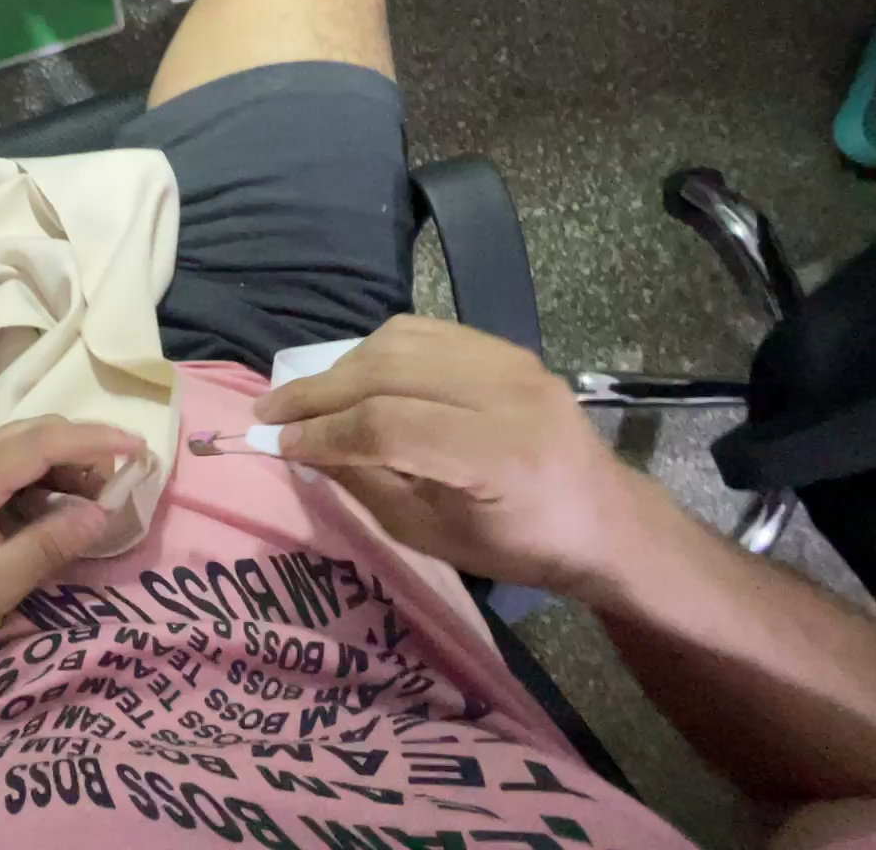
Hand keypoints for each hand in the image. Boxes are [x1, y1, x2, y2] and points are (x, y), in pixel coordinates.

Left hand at [0, 417, 141, 635]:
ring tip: (97, 497)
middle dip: (88, 448)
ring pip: (28, 438)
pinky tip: (59, 500)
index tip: (139, 447)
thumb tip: (102, 513)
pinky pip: (14, 453)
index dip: (95, 439)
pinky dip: (46, 467)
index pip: (45, 441)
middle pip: (40, 430)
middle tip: (122, 483)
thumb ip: (48, 546)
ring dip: (68, 457)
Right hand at [254, 316, 671, 597]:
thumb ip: (361, 481)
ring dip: (338, 368)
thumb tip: (297, 444)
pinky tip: (351, 375)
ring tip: (307, 396)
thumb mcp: (430, 533)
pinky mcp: (503, 348)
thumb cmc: (516, 543)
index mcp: (501, 457)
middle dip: (315, 393)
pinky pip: (417, 331)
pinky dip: (371, 350)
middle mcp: (509, 395)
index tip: (278, 442)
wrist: (605, 520)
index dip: (322, 432)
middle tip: (270, 410)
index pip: (387, 426)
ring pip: (395, 343)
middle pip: (384, 374)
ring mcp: (510, 362)